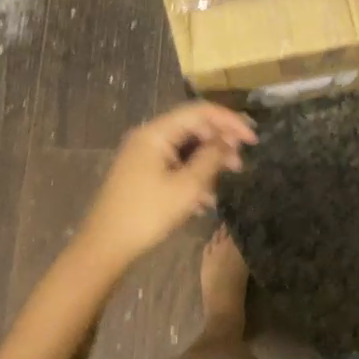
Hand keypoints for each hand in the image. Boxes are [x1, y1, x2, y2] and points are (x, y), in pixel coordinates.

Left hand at [78, 102, 257, 265]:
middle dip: (219, 144)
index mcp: (156, 133)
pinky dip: (192, 176)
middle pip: (192, 128)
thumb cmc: (147, 214)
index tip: (252, 139)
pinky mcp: (142, 174)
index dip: (229, 121)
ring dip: (207, 163)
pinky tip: (204, 200)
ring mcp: (143, 156)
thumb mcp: (187, 187)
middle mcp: (148, 137)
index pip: (200, 112)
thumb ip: (211, 158)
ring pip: (185, 149)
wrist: (105, 247)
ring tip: (223, 185)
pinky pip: (174, 165)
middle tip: (240, 164)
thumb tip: (229, 139)